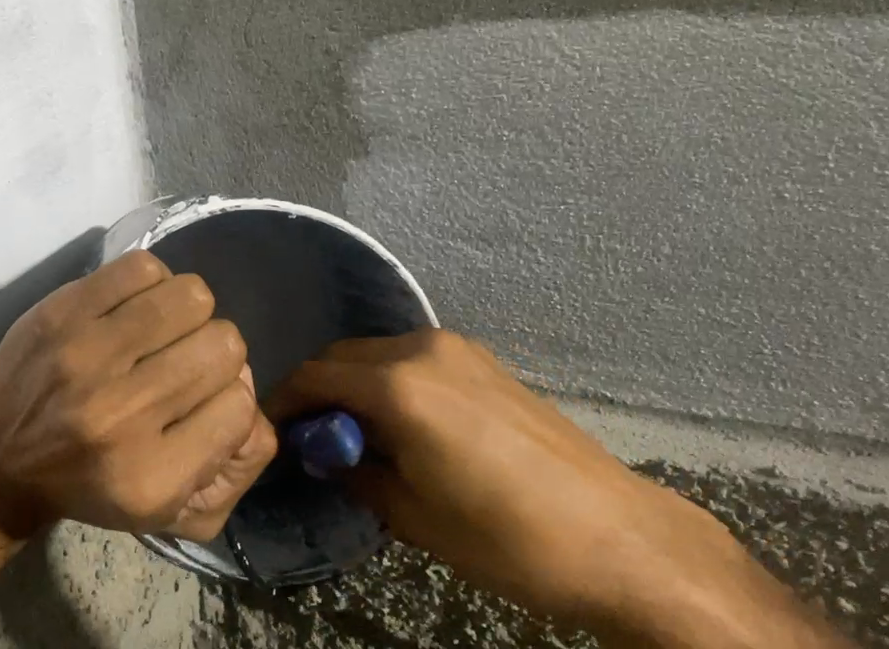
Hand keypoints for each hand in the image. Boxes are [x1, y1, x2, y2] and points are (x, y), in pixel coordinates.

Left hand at [0, 250, 277, 541]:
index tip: (205, 402)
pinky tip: (137, 307)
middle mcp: (119, 416)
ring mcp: (86, 357)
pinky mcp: (62, 312)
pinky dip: (153, 282)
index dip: (232, 397)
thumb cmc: (92, 485)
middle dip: (216, 352)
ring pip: (190, 298)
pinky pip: (142, 268)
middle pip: (223, 346)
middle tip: (185, 362)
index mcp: (151, 477)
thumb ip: (234, 462)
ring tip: (164, 330)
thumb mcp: (172, 511)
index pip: (241, 405)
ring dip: (189, 312)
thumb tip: (247, 387)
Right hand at [268, 331, 848, 646]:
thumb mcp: (414, 516)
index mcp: (399, 386)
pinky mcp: (485, 361)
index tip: (270, 426)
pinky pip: (414, 359)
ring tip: (353, 431)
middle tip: (309, 434)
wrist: (618, 537)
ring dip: (354, 382)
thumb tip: (323, 452)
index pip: (316, 375)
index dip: (285, 399)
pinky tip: (399, 421)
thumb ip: (356, 471)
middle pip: (344, 355)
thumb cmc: (506, 537)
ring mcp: (459, 350)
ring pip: (379, 353)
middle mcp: (423, 350)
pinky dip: (390, 380)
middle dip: (318, 389)